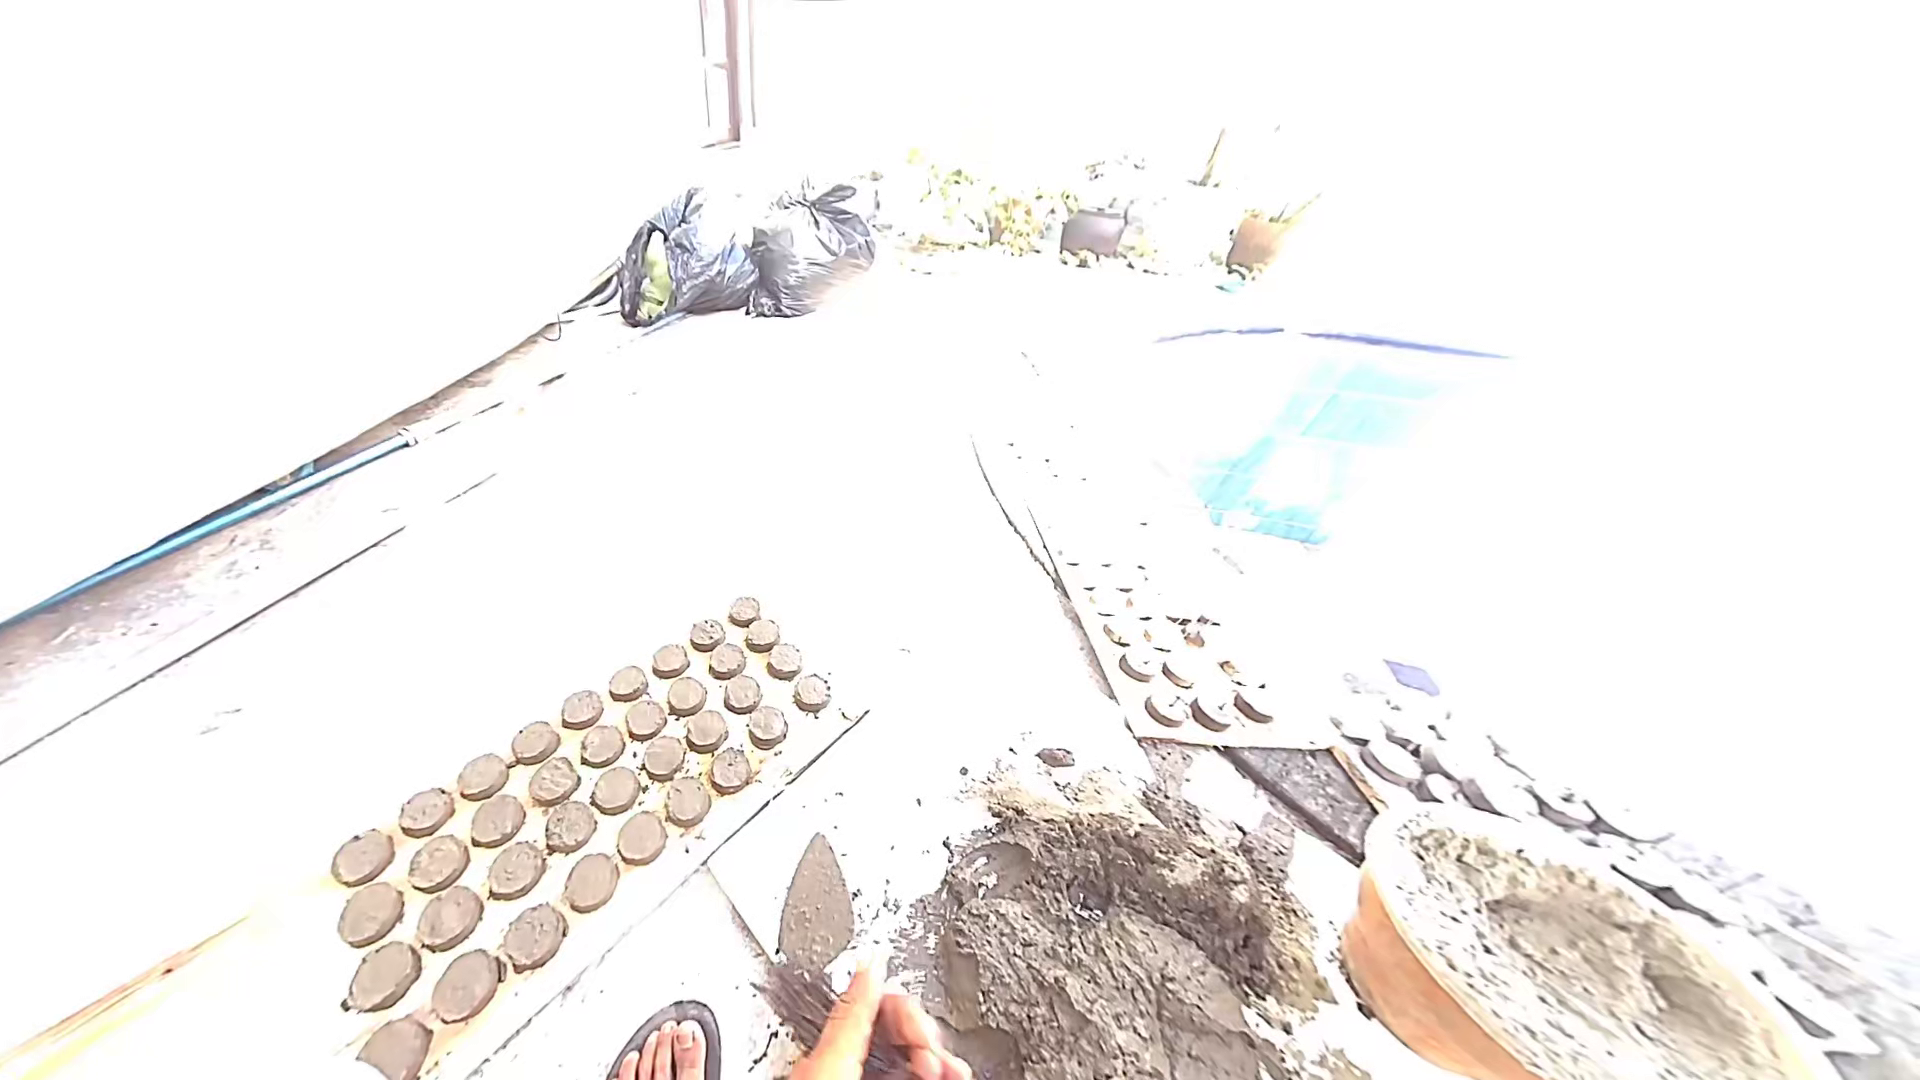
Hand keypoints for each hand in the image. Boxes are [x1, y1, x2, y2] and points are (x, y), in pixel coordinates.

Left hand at [790, 961, 970, 1079]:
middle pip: (901, 1032)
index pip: (880, 1000)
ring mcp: (860, 1079)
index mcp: (834, 1045)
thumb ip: (853, 1011)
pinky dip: (933, 1075)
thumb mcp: (830, 1063)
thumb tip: (872, 957)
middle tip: (938, 1061)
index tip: (926, 1035)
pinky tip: (945, 1077)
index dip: (909, 1011)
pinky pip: (908, 1077)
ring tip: (951, 1071)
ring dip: (938, 1062)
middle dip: (928, 1040)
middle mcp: (848, 1065)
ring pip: (910, 1062)